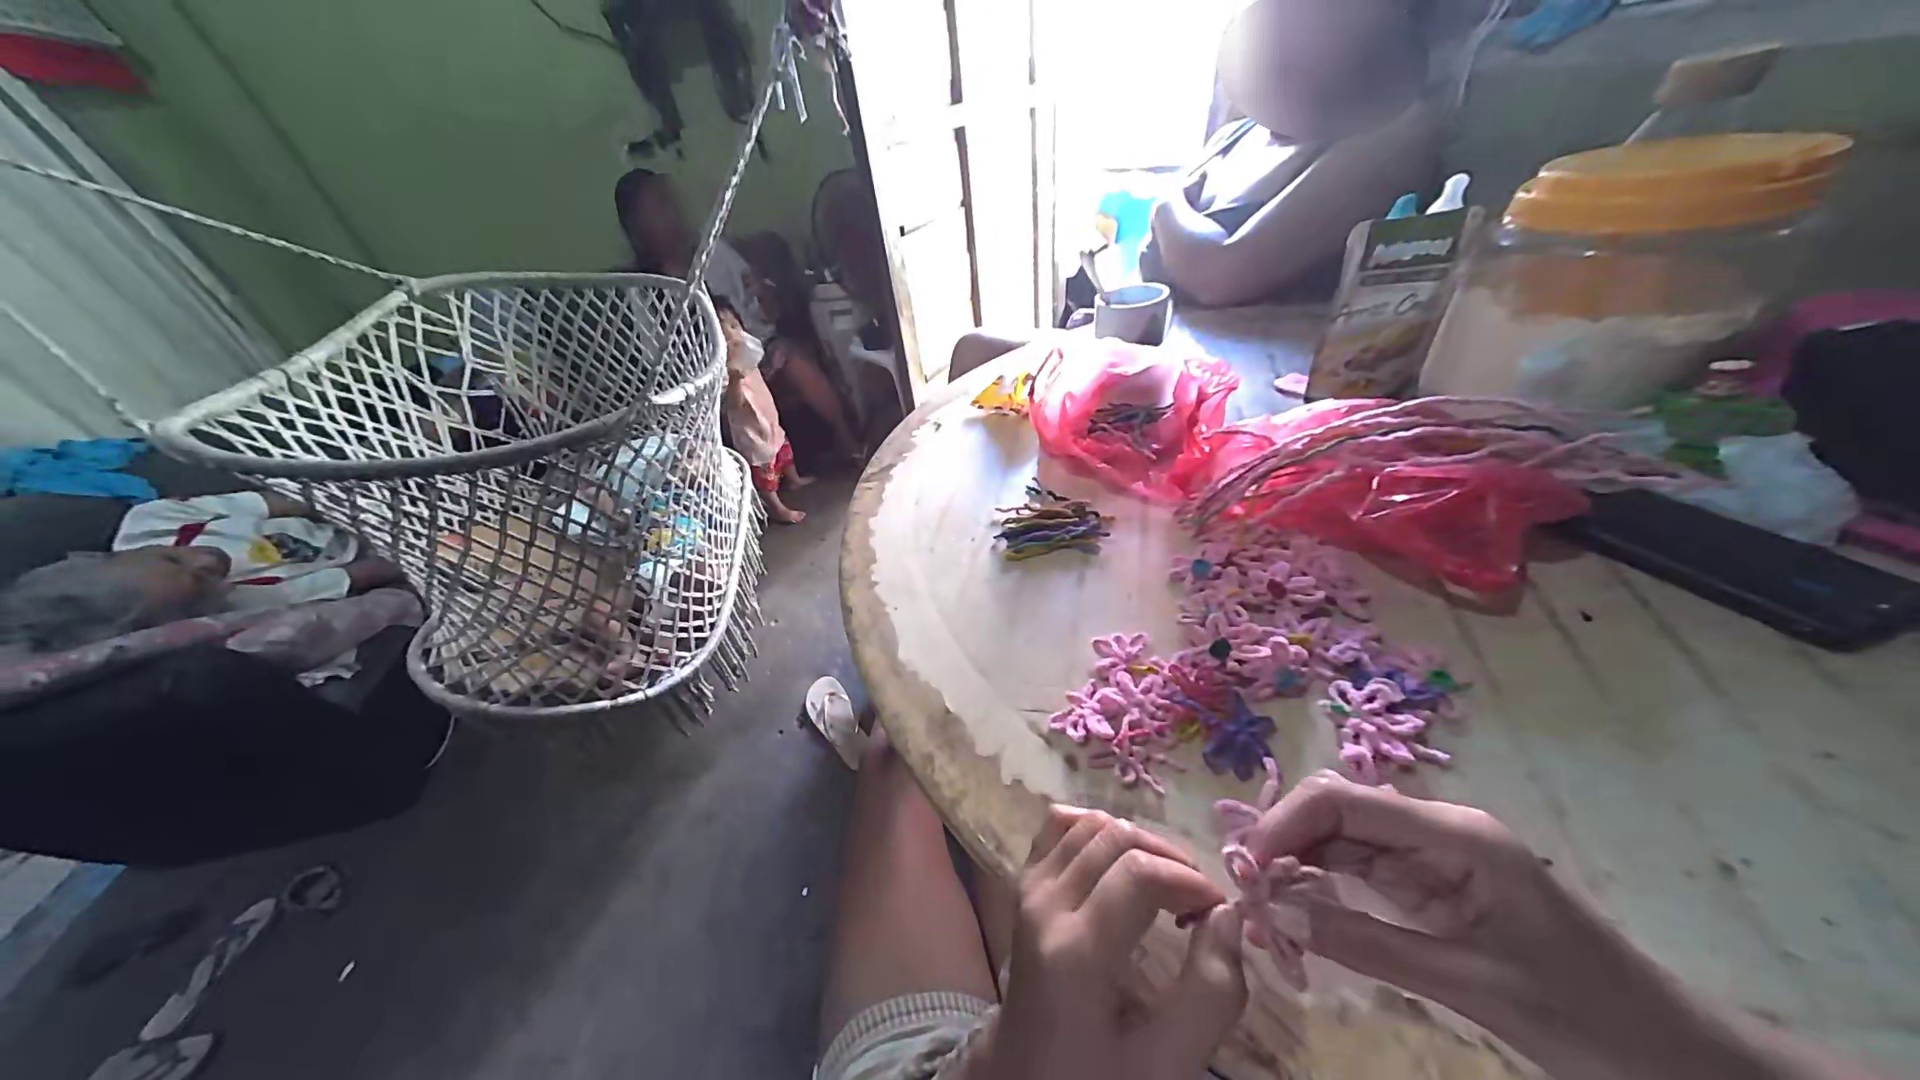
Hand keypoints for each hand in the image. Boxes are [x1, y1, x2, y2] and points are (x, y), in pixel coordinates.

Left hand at [969, 807, 1246, 1079]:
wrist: (1022, 1075)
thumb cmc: (1097, 1075)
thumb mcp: (1166, 1060)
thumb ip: (1210, 991)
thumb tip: (1227, 913)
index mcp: (1075, 950)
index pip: (1138, 873)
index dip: (1190, 880)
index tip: (1219, 911)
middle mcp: (1043, 903)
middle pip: (1114, 839)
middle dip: (1168, 857)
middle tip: (1198, 899)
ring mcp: (1027, 887)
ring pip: (1087, 824)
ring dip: (1137, 840)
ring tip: (1168, 882)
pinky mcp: (1023, 882)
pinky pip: (1057, 826)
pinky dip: (1096, 827)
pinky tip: (1121, 854)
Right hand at [1248, 773, 1876, 1079]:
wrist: (1677, 1056)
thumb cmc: (1587, 1015)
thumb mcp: (1472, 983)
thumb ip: (1364, 943)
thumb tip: (1274, 908)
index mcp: (1453, 833)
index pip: (1342, 801)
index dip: (1283, 823)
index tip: (1246, 866)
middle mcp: (1432, 828)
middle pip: (1332, 811)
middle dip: (1281, 841)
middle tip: (1246, 889)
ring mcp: (1428, 853)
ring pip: (1336, 838)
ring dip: (1294, 865)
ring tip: (1260, 903)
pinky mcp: (1425, 881)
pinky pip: (1354, 869)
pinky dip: (1318, 886)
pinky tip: (1295, 908)